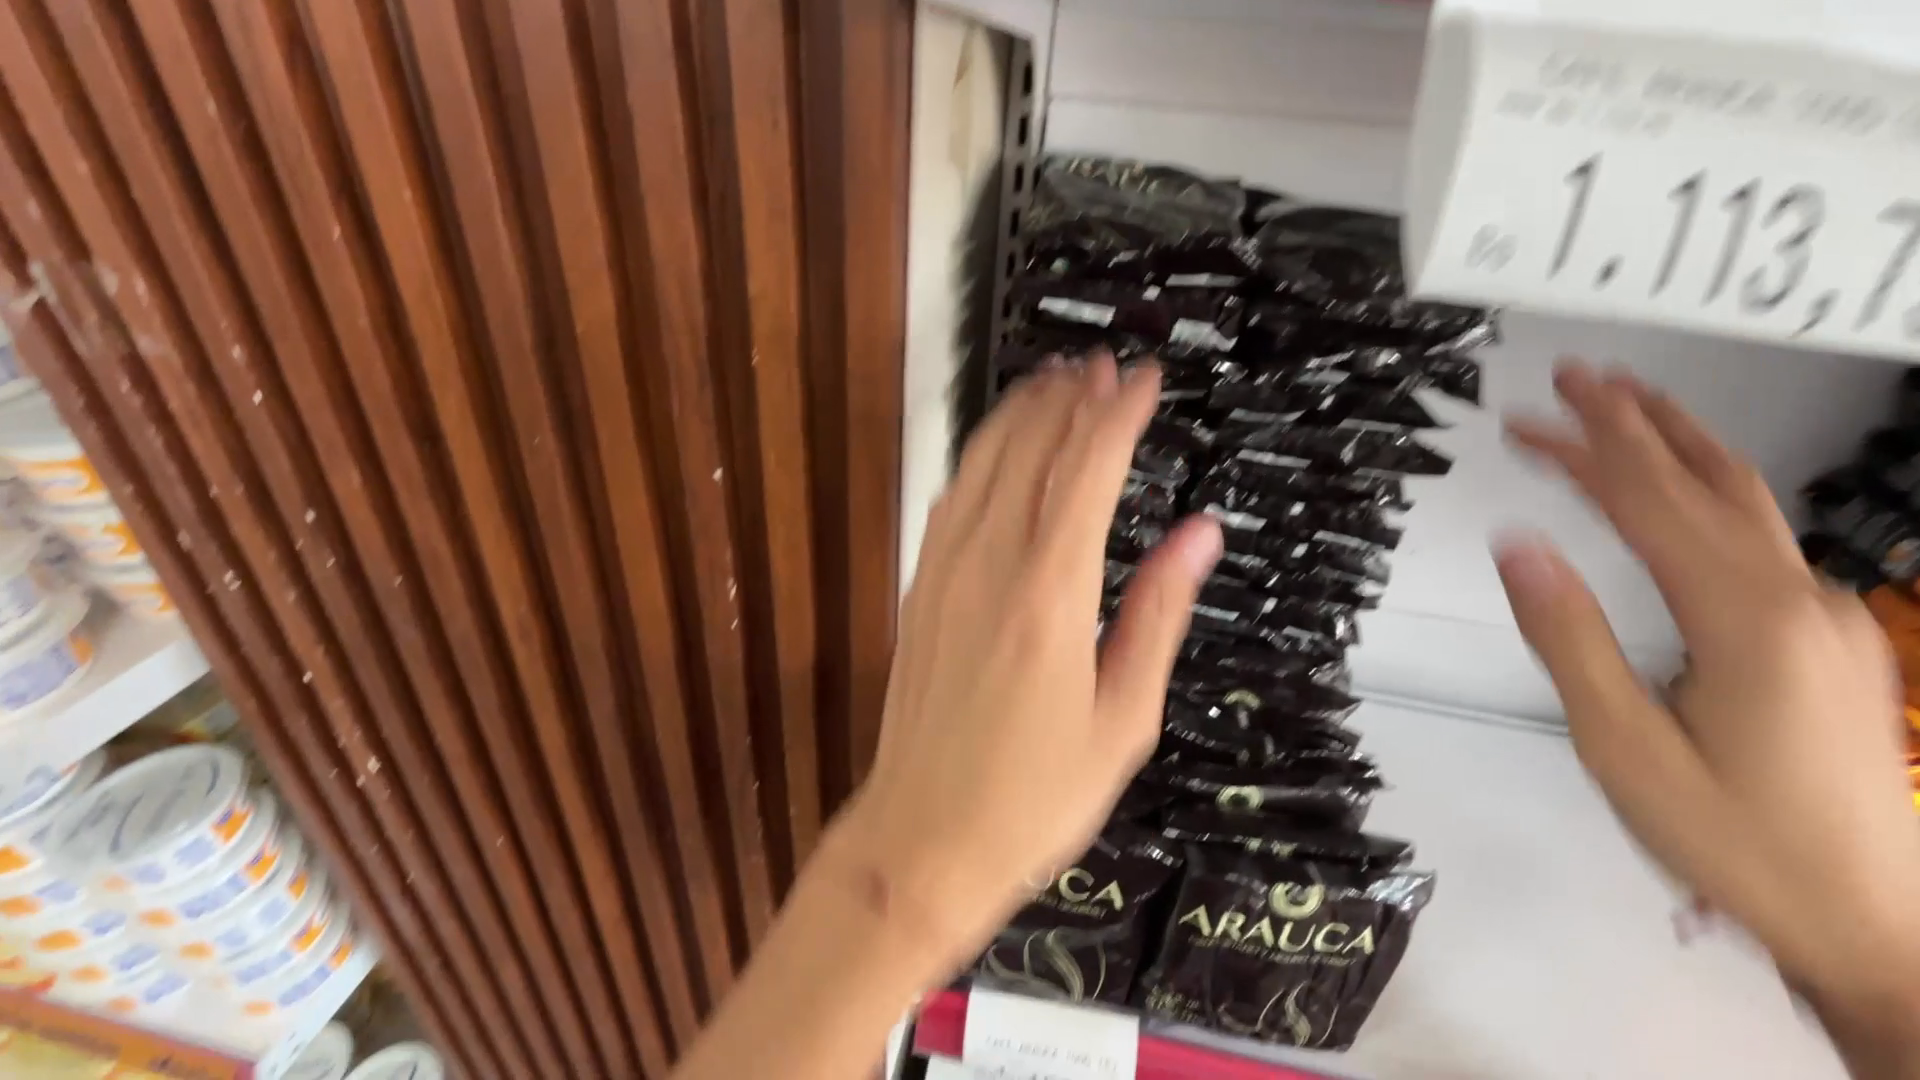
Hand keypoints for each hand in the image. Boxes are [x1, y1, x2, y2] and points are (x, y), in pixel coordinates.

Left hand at [836, 353, 1221, 969]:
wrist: (923, 838)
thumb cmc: (1035, 795)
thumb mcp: (1124, 716)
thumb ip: (1158, 612)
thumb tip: (1198, 534)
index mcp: (1049, 594)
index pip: (1087, 469)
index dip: (1120, 414)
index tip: (1147, 378)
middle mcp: (990, 565)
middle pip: (1031, 449)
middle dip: (1071, 398)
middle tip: (1105, 366)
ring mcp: (944, 572)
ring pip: (984, 463)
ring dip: (1023, 414)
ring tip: (1057, 382)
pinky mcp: (920, 589)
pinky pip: (952, 498)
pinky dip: (981, 456)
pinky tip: (999, 448)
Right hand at [1496, 360, 1919, 1024]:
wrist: (1882, 928)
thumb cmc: (1734, 841)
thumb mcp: (1623, 747)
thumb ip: (1570, 639)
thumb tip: (1518, 545)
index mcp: (1744, 620)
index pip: (1654, 504)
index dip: (1595, 446)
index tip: (1545, 401)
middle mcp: (1798, 600)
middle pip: (1710, 485)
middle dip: (1639, 424)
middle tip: (1581, 375)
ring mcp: (1826, 620)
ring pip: (1747, 506)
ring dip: (1679, 449)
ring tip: (1629, 406)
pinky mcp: (1829, 644)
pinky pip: (1756, 544)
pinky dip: (1702, 498)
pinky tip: (1677, 496)